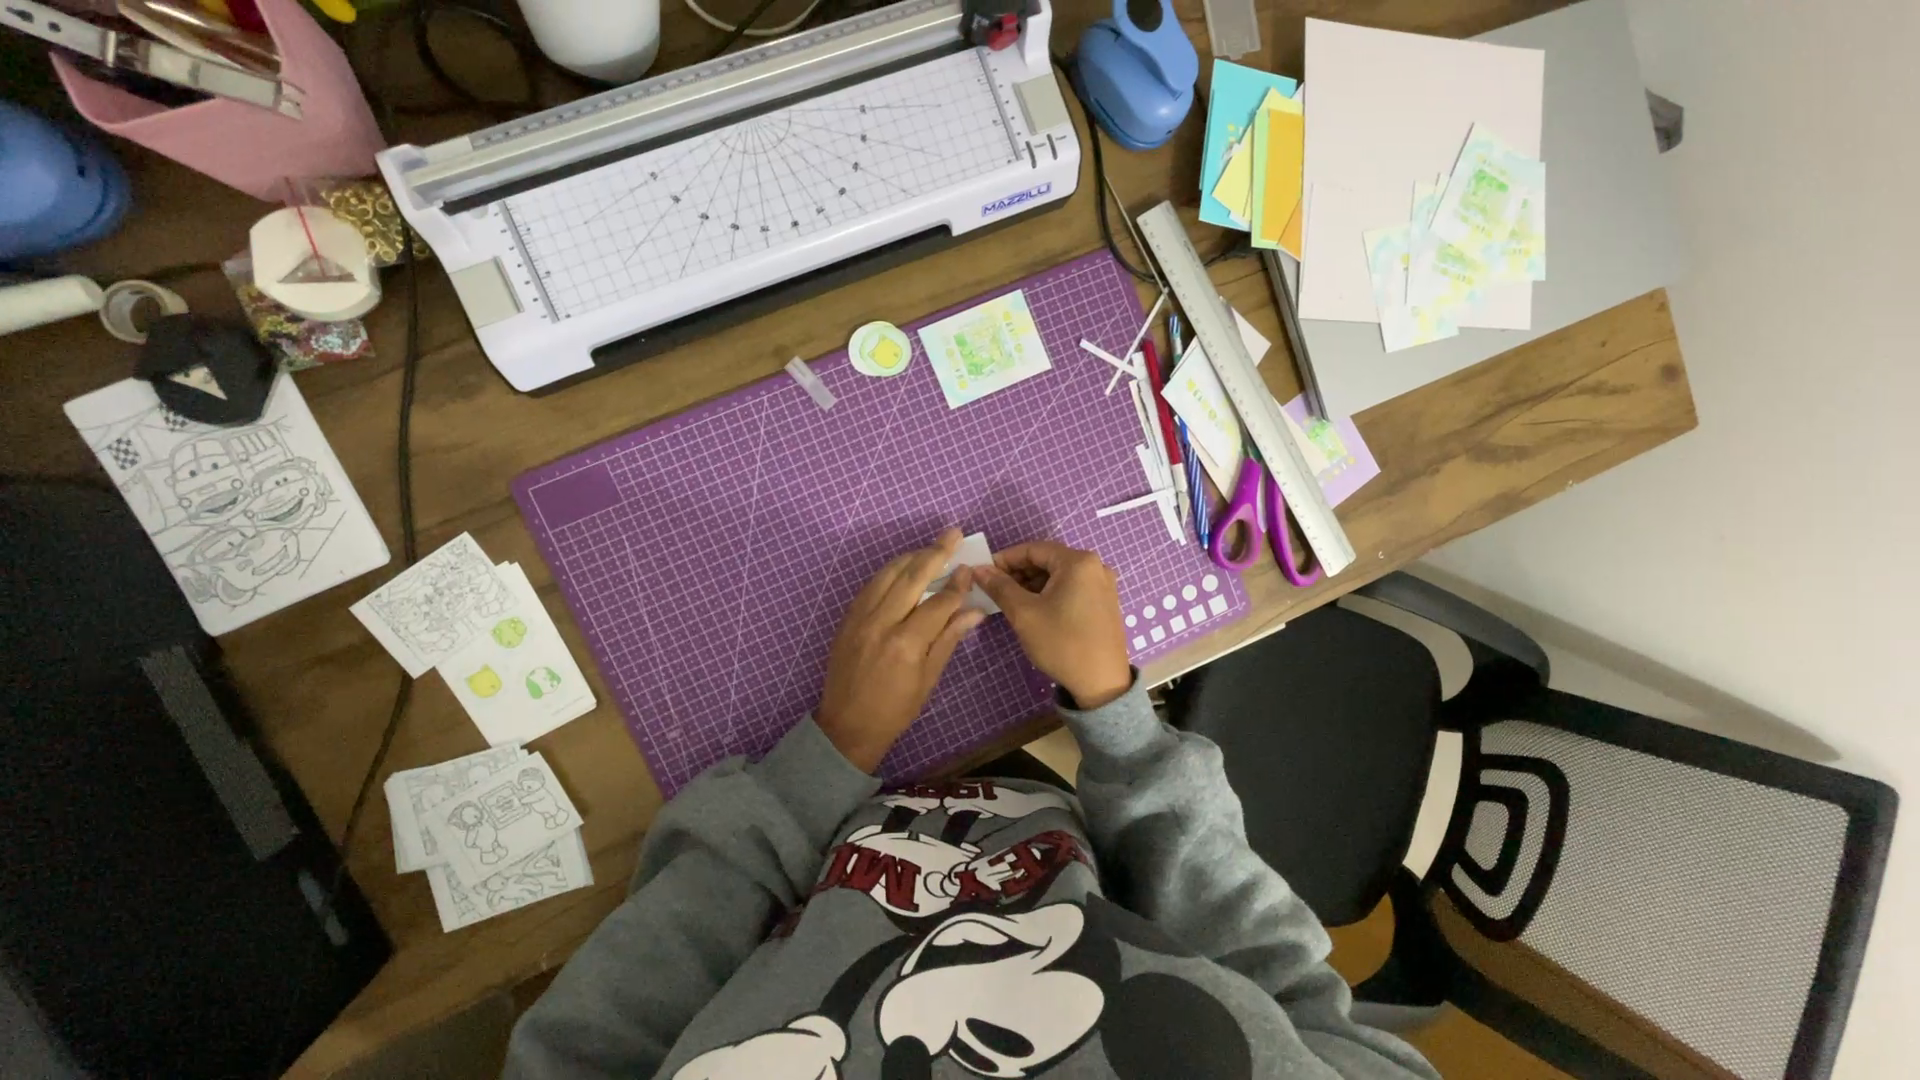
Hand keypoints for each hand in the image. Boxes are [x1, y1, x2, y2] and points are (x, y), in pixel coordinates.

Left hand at [816, 529, 986, 771]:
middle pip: (911, 577)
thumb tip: (973, 610)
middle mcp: (881, 623)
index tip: (969, 570)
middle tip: (952, 534)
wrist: (847, 726)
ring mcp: (860, 618)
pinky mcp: (848, 618)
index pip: (938, 602)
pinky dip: (889, 573)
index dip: (957, 585)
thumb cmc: (895, 710)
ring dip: (910, 557)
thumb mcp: (928, 679)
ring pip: (887, 575)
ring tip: (930, 548)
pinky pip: (871, 586)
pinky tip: (903, 569)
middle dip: (935, 553)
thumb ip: (948, 639)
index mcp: (906, 643)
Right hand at [973, 541, 1131, 708]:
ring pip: (1059, 576)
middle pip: (1048, 560)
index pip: (1033, 549)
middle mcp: (1096, 566)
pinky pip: (1072, 588)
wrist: (1101, 683)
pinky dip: (1051, 594)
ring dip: (1034, 584)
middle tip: (996, 590)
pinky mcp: (1105, 603)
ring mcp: (1104, 585)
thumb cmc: (1061, 643)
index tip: (984, 574)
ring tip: (1012, 603)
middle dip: (1019, 573)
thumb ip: (1000, 586)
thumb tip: (979, 569)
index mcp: (1078, 562)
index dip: (1005, 559)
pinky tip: (1036, 610)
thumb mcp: (1024, 613)